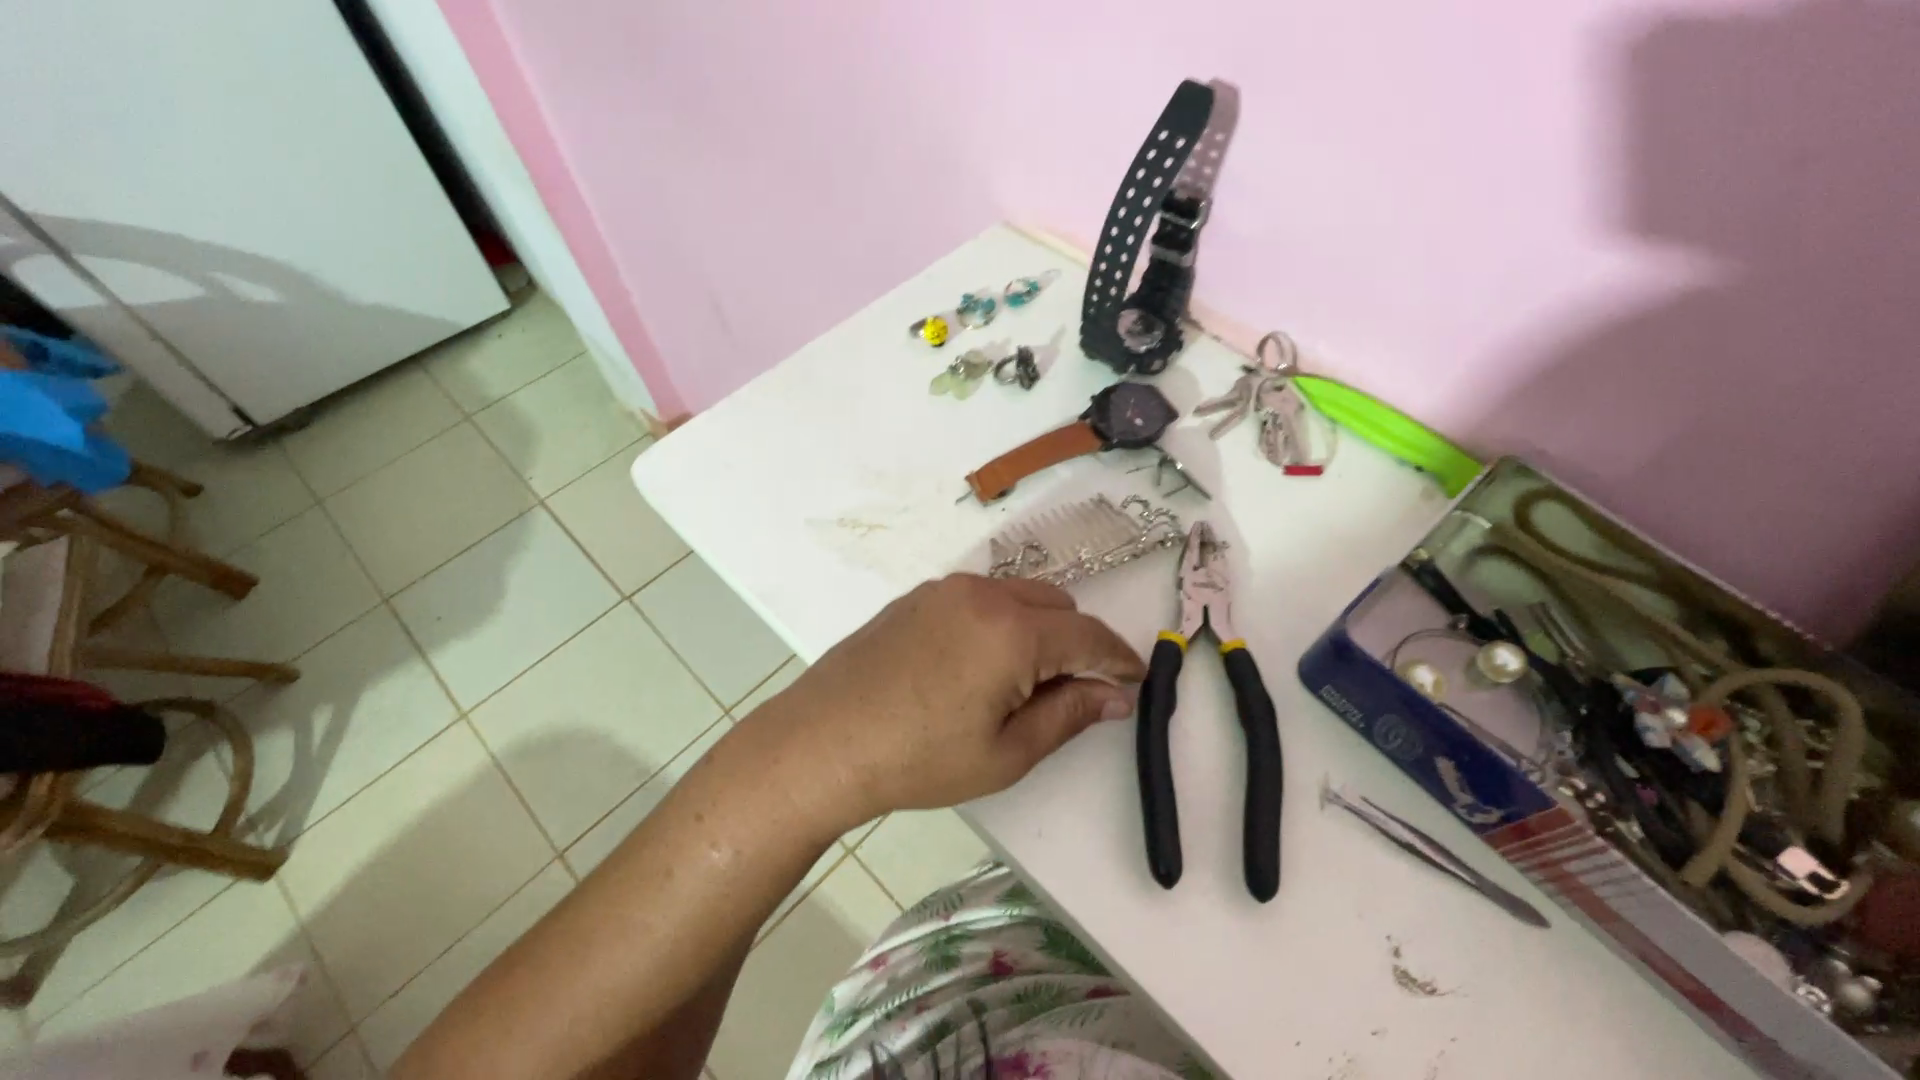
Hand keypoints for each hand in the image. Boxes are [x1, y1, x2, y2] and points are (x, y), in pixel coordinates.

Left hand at [746, 574, 1146, 834]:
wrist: (821, 742)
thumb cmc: (918, 759)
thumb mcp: (1006, 752)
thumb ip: (1069, 714)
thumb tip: (1116, 695)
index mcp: (1012, 631)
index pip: (1089, 636)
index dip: (1119, 660)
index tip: (1135, 682)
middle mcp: (982, 594)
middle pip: (1057, 605)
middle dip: (1077, 643)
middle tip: (1070, 694)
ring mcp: (944, 590)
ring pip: (1017, 597)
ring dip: (1037, 630)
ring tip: (1019, 685)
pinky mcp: (916, 597)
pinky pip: (979, 599)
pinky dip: (998, 623)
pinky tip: (974, 668)